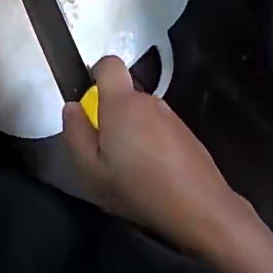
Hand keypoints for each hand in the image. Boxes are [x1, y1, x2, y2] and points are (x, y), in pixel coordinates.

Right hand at [61, 56, 240, 246]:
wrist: (200, 208)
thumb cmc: (139, 188)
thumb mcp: (91, 170)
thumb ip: (75, 133)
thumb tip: (72, 107)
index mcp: (122, 103)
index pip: (109, 64)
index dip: (96, 75)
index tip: (89, 103)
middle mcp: (149, 101)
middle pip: (123, 96)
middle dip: (112, 117)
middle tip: (107, 154)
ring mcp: (172, 116)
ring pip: (141, 115)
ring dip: (133, 134)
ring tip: (132, 171)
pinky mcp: (187, 133)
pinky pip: (159, 130)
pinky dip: (152, 146)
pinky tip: (153, 175)